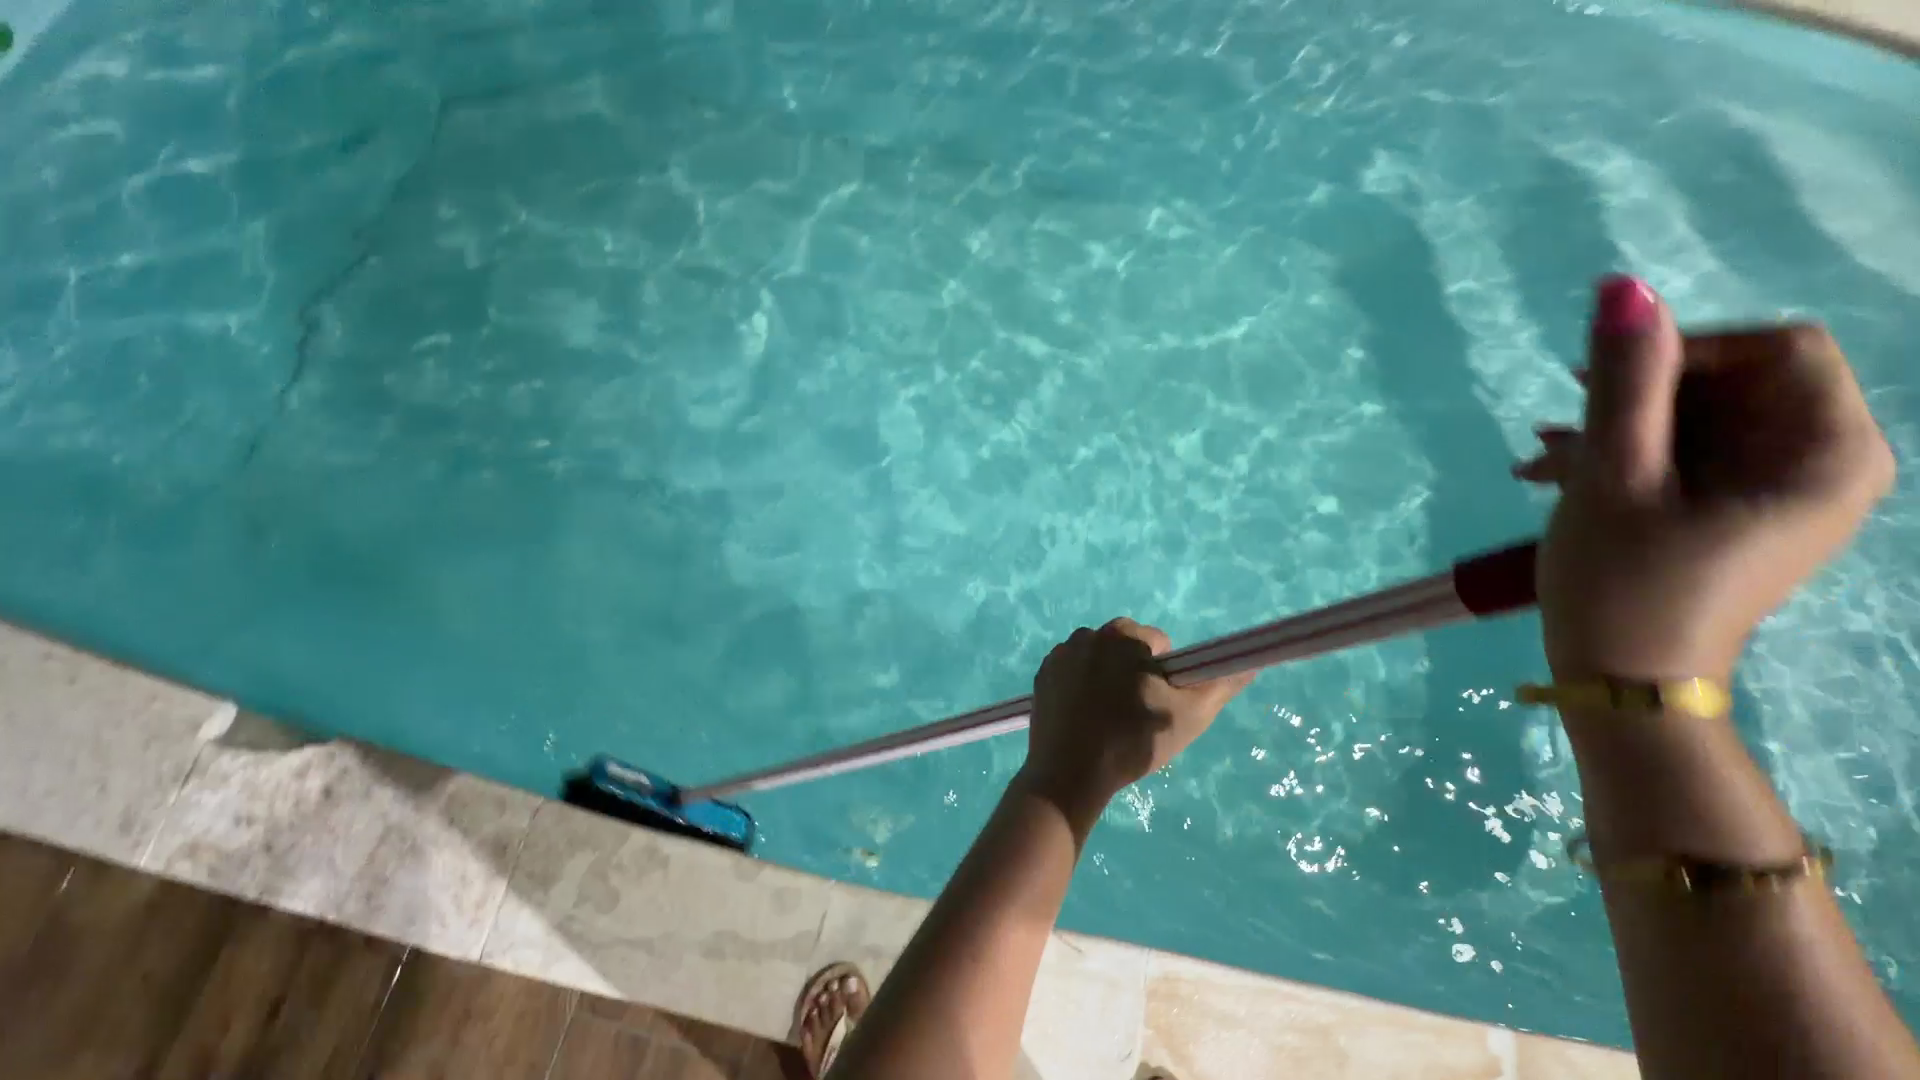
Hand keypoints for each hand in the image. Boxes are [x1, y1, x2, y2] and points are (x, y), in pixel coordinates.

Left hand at [1021, 617, 1254, 817]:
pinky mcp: (1041, 677)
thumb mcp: (1189, 717)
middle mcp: (1088, 634)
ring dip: (1108, 678)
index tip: (1160, 704)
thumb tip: (1249, 663)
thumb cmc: (1133, 742)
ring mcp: (1060, 655)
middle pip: (1127, 649)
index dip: (1166, 675)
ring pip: (1099, 660)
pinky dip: (1081, 688)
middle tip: (1136, 714)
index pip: (1160, 644)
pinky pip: (1073, 673)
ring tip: (1109, 720)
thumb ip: (1220, 686)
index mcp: (1124, 635)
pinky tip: (1085, 719)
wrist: (1069, 774)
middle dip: (1135, 673)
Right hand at [1516, 275, 1894, 682]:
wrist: (1622, 687)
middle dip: (1639, 398)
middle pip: (1737, 384)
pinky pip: (1691, 458)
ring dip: (1617, 429)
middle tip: (1553, 429)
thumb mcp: (1614, 476)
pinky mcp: (1739, 514)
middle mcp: (1823, 465)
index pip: (1778, 348)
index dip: (1686, 350)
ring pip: (1702, 421)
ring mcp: (1781, 493)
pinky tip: (1556, 475)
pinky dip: (1627, 459)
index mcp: (1824, 454)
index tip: (1601, 386)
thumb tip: (1624, 285)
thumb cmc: (1624, 585)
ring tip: (1539, 459)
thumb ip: (1625, 379)